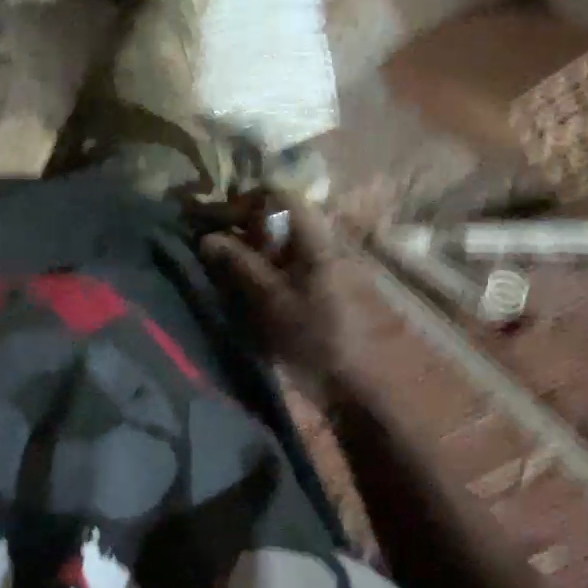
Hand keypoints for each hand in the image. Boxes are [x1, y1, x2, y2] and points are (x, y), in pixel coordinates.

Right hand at [204, 194, 345, 394]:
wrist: (379, 391)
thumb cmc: (322, 338)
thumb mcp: (273, 301)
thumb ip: (241, 265)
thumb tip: (208, 237)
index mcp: (316, 239)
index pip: (278, 196)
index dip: (243, 202)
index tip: (216, 223)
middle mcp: (328, 245)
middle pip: (283, 218)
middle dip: (245, 227)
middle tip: (215, 247)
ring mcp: (337, 269)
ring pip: (288, 243)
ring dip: (256, 250)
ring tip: (229, 271)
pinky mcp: (338, 293)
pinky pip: (296, 265)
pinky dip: (271, 269)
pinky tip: (256, 292)